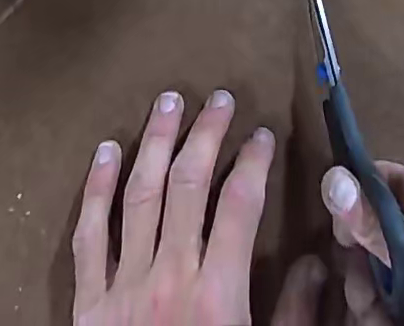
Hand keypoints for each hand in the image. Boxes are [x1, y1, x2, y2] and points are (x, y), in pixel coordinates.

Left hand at [72, 89, 324, 325]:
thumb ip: (295, 315)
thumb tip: (317, 261)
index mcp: (217, 295)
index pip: (241, 202)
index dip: (255, 160)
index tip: (264, 133)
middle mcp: (169, 278)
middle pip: (190, 183)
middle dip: (208, 133)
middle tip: (220, 98)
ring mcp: (121, 289)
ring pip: (140, 194)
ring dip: (156, 141)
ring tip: (169, 100)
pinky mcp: (86, 306)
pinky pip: (88, 235)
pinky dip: (95, 188)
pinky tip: (105, 149)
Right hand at [321, 162, 403, 325]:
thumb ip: (378, 224)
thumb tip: (331, 177)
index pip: (374, 177)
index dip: (352, 201)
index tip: (342, 235)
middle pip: (366, 229)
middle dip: (360, 264)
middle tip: (371, 293)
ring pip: (368, 269)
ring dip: (367, 297)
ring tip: (387, 318)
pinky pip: (381, 298)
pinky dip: (379, 315)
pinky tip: (391, 324)